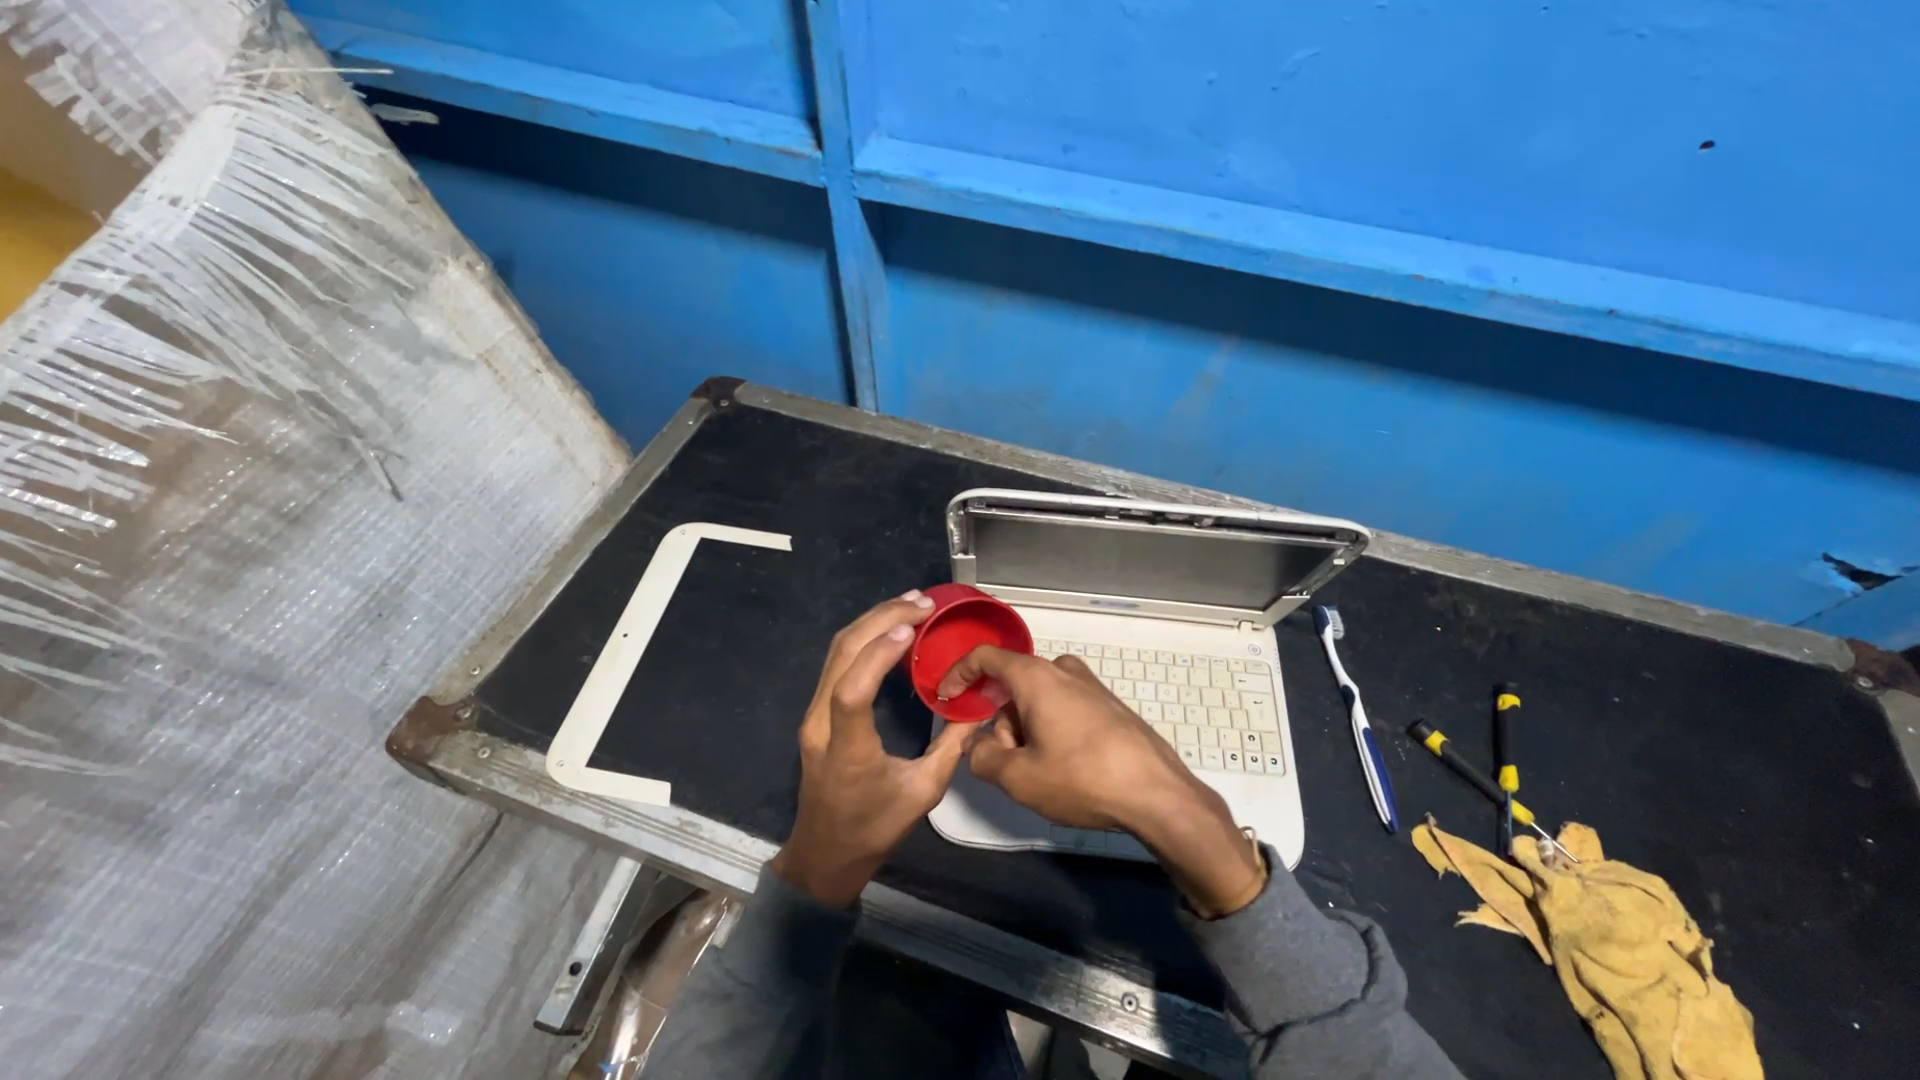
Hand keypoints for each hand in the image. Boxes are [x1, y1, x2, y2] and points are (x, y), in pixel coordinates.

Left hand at [770, 591, 972, 907]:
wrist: (825, 852)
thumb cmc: (874, 829)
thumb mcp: (923, 794)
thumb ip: (951, 748)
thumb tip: (979, 708)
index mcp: (848, 751)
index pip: (851, 693)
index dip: (877, 657)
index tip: (910, 631)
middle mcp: (821, 725)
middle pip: (841, 657)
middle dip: (880, 621)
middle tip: (922, 603)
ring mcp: (813, 716)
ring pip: (835, 653)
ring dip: (871, 622)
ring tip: (909, 604)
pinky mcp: (816, 712)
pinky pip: (836, 663)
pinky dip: (862, 638)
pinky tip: (889, 628)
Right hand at [939, 647, 1264, 915]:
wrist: (1159, 796)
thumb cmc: (1082, 779)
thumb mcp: (1019, 777)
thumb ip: (983, 757)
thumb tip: (975, 745)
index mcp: (1036, 677)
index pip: (985, 657)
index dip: (958, 674)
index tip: (947, 698)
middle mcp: (1064, 670)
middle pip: (1013, 684)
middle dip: (1000, 720)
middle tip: (1005, 760)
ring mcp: (1092, 686)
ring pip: (1040, 699)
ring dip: (1027, 729)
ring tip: (1039, 772)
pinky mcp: (1111, 706)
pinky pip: (1065, 708)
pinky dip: (1052, 730)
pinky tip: (1066, 768)